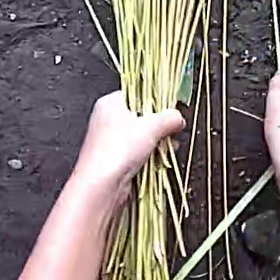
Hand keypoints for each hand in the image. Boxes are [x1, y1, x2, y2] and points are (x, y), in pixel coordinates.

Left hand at [68, 91, 185, 204]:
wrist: (101, 186)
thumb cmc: (117, 150)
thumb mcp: (150, 127)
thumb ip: (169, 118)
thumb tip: (178, 117)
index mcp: (110, 103)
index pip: (138, 93)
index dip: (156, 100)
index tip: (171, 108)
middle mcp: (108, 120)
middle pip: (142, 116)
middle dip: (160, 125)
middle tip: (172, 129)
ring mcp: (112, 141)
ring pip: (142, 136)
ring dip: (158, 142)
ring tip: (168, 146)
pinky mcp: (117, 159)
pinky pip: (139, 152)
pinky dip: (151, 155)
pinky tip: (160, 158)